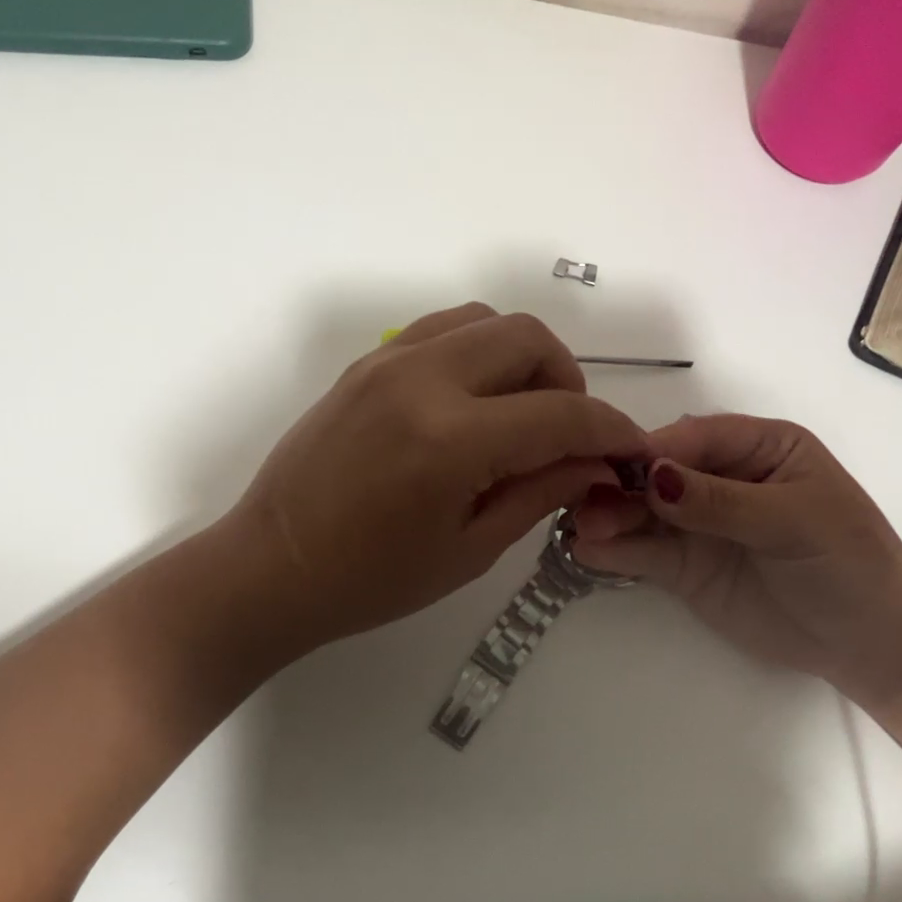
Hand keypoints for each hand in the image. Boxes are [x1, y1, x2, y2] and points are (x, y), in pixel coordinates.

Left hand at [222, 303, 646, 647]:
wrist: (271, 567)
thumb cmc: (370, 581)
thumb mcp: (469, 549)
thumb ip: (540, 493)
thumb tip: (598, 463)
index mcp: (451, 439)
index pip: (561, 414)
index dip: (610, 431)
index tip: (630, 452)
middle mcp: (421, 379)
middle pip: (528, 339)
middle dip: (570, 382)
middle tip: (571, 434)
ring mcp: (387, 361)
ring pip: (486, 320)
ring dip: (523, 358)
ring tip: (524, 413)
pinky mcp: (365, 363)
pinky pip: (442, 330)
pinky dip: (477, 350)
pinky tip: (476, 401)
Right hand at [573, 415, 901, 709]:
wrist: (868, 642)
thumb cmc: (848, 563)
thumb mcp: (794, 522)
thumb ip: (722, 501)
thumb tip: (656, 478)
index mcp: (758, 447)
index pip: (694, 438)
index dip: (655, 450)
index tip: (617, 466)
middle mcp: (720, 478)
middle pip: (658, 473)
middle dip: (622, 485)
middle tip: (586, 503)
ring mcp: (698, 525)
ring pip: (642, 512)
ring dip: (610, 517)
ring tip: (581, 530)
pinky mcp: (684, 568)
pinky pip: (643, 553)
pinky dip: (614, 551)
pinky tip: (586, 551)